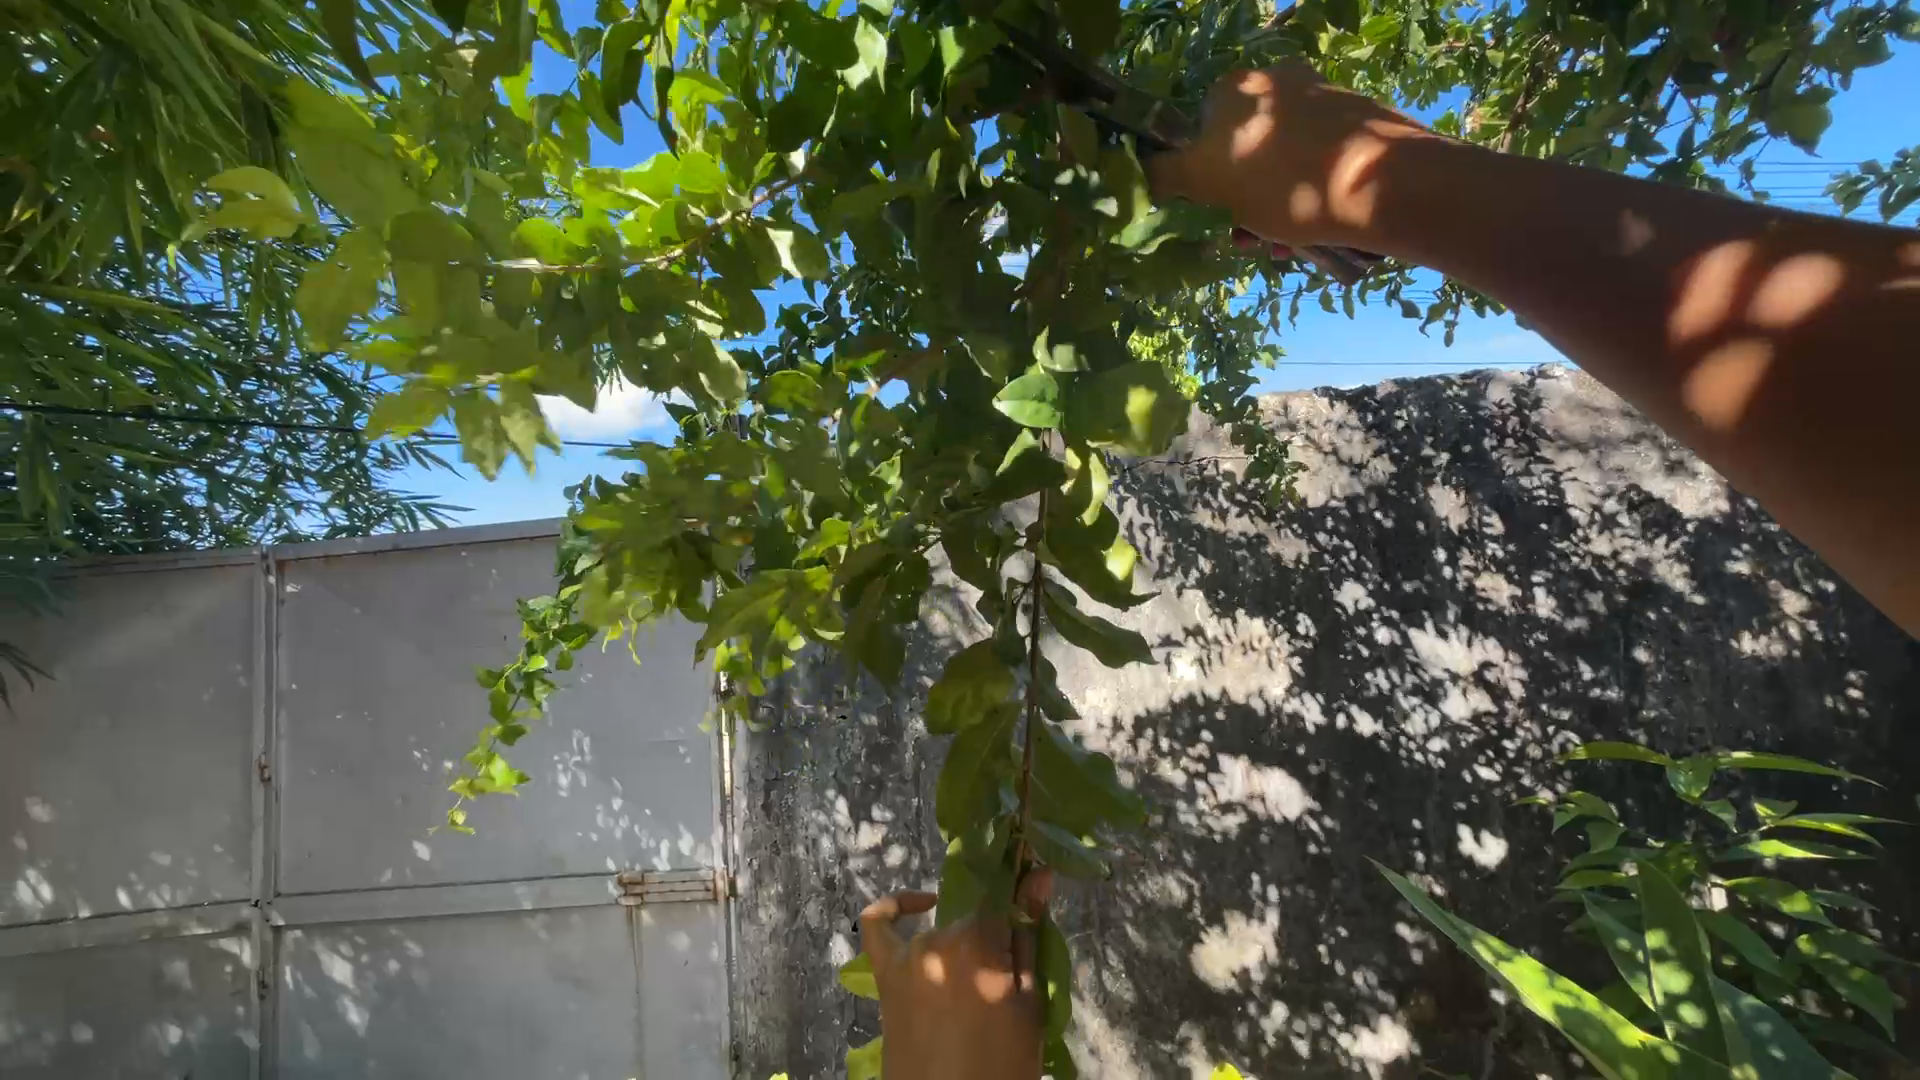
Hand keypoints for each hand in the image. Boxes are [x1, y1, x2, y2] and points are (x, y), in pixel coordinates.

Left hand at [859, 869, 1053, 1079]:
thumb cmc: (1003, 1068)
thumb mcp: (1029, 1006)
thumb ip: (1029, 936)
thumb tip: (1039, 873)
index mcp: (979, 943)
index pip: (1002, 892)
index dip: (1017, 893)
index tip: (1029, 898)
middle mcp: (939, 939)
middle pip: (974, 923)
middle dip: (993, 944)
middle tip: (1007, 983)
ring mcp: (906, 957)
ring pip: (943, 935)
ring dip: (962, 951)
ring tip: (977, 992)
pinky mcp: (884, 977)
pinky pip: (877, 927)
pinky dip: (893, 908)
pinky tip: (919, 907)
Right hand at [1147, 61, 1432, 250]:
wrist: (1378, 185)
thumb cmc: (1278, 183)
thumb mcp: (1201, 182)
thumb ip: (1158, 175)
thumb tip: (1131, 174)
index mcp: (1233, 90)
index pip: (1194, 139)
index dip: (1194, 185)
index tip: (1207, 218)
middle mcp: (1274, 85)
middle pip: (1234, 160)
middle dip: (1233, 207)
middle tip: (1243, 240)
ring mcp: (1316, 102)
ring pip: (1271, 172)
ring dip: (1264, 215)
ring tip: (1275, 248)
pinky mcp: (1351, 127)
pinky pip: (1307, 172)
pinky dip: (1298, 206)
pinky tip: (1302, 238)